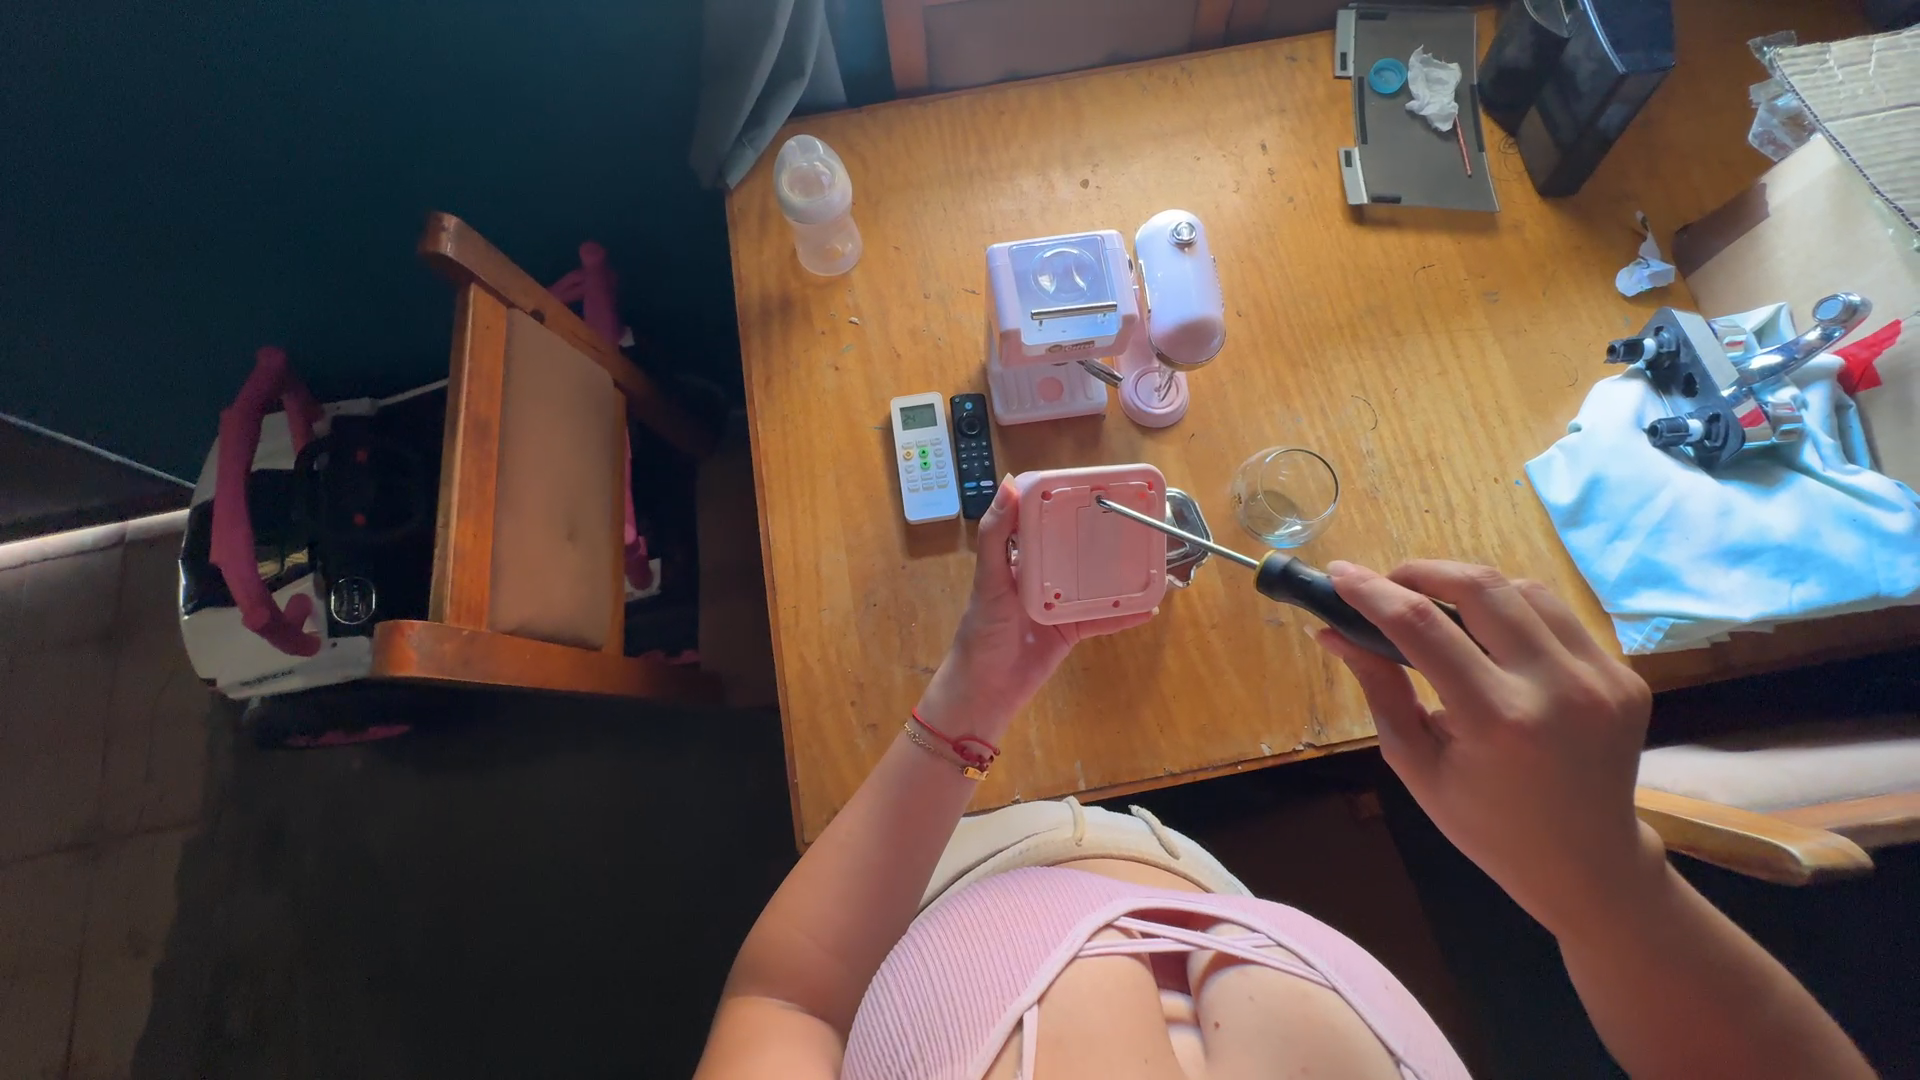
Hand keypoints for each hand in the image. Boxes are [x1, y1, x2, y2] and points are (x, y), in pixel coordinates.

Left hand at [919, 476, 1154, 740]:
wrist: (985, 690)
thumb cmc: (982, 631)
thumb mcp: (988, 580)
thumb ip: (995, 535)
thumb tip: (1009, 484)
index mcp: (1017, 559)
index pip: (1043, 523)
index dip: (1064, 504)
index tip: (1094, 485)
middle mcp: (1040, 577)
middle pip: (1075, 550)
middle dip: (1100, 535)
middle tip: (1135, 517)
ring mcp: (1059, 605)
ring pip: (1094, 583)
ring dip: (1119, 573)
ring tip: (1150, 558)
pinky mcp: (1070, 632)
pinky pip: (1102, 619)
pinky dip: (1125, 614)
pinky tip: (1150, 606)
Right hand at [1314, 560, 1664, 936]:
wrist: (1589, 864)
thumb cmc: (1483, 822)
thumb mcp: (1413, 761)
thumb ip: (1377, 687)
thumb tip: (1330, 631)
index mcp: (1496, 720)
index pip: (1421, 627)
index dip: (1371, 591)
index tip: (1337, 573)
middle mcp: (1557, 689)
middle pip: (1480, 587)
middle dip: (1420, 572)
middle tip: (1387, 586)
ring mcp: (1601, 678)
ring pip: (1522, 589)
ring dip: (1467, 586)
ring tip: (1434, 608)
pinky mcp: (1624, 676)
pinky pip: (1555, 614)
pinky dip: (1509, 609)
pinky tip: (1485, 634)